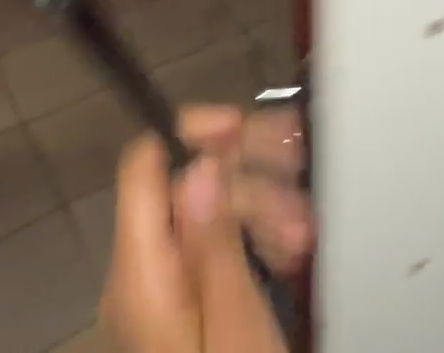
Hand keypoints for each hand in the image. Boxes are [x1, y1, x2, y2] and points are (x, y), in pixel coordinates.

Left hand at [103, 106, 311, 352]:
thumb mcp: (233, 320)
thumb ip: (213, 240)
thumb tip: (199, 163)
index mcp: (141, 269)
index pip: (143, 166)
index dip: (192, 132)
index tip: (246, 124)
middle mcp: (142, 264)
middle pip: (188, 179)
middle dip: (249, 175)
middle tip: (300, 190)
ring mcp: (163, 278)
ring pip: (210, 204)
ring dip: (263, 203)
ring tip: (303, 231)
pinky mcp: (185, 291)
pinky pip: (216, 237)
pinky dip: (255, 230)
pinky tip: (289, 245)